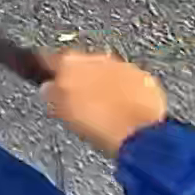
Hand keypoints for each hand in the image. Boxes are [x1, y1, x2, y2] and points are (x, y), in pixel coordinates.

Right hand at [41, 50, 167, 156]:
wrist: (139, 136)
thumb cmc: (97, 123)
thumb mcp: (59, 111)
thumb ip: (50, 93)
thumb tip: (49, 88)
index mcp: (67, 62)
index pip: (50, 59)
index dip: (50, 72)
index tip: (50, 80)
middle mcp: (93, 58)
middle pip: (80, 64)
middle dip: (80, 78)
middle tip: (81, 99)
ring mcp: (121, 67)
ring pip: (107, 71)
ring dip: (104, 84)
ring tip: (105, 107)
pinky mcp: (145, 79)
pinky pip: (131, 81)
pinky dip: (127, 91)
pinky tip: (125, 108)